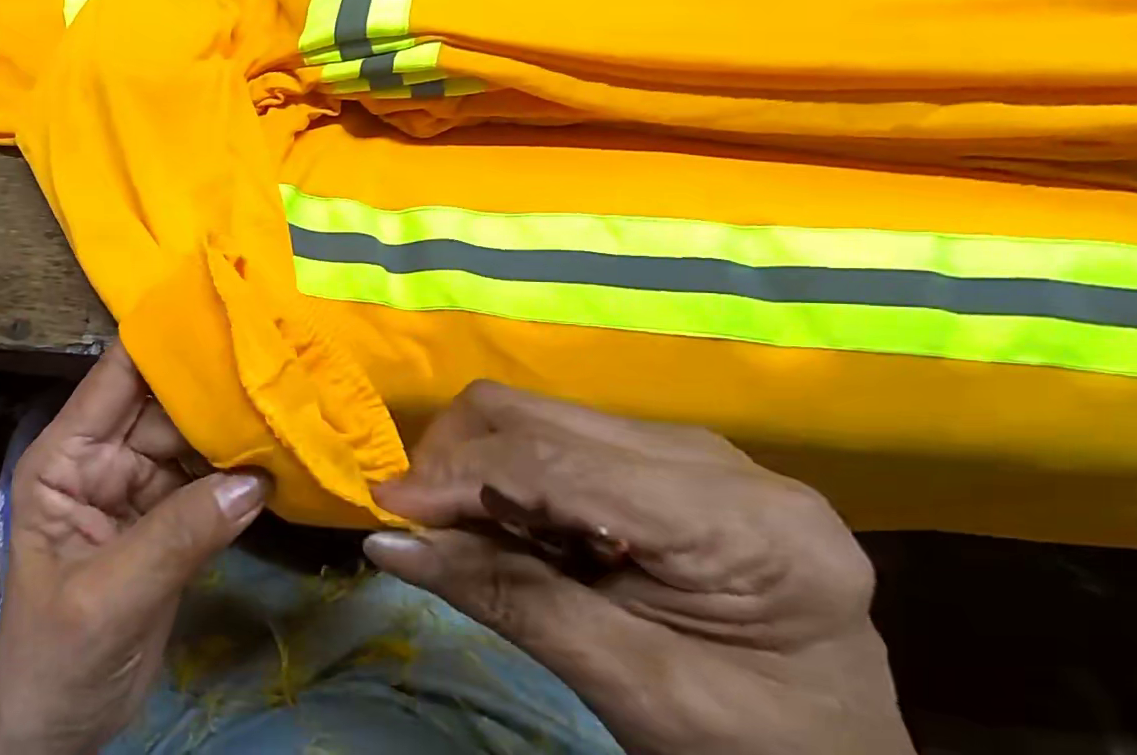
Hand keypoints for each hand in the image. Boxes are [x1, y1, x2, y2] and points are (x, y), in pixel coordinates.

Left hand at [0, 345, 271, 754]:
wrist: (57, 733)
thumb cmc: (54, 661)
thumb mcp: (107, 598)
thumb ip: (178, 536)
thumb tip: (255, 482)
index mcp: (69, 457)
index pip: (117, 376)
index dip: (164, 339)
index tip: (221, 307)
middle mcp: (106, 458)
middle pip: (166, 402)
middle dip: (216, 379)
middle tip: (278, 351)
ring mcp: (143, 487)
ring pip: (196, 437)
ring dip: (237, 422)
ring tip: (293, 393)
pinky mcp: (173, 517)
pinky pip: (213, 480)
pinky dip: (245, 469)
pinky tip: (283, 451)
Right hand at [364, 382, 913, 754]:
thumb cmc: (749, 753)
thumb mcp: (630, 689)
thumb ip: (509, 601)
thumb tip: (388, 544)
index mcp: (738, 521)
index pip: (560, 462)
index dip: (461, 476)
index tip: (387, 509)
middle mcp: (713, 458)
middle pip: (539, 414)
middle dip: (460, 461)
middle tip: (424, 529)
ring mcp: (689, 449)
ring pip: (539, 416)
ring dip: (482, 467)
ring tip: (471, 537)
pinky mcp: (664, 457)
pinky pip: (559, 440)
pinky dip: (514, 477)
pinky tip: (518, 530)